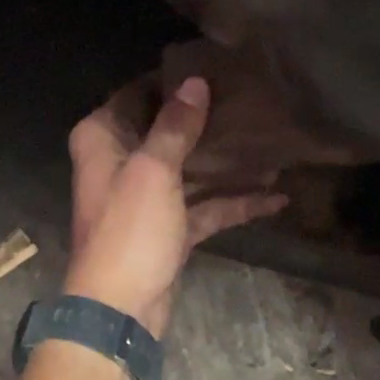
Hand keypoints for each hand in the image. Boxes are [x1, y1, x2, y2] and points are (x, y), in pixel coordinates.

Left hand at [64, 76, 288, 336]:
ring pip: (194, 174)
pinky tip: (274, 199)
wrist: (120, 308)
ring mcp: (149, 200)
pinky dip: (235, 205)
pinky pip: (206, 209)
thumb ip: (176, 127)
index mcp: (104, 138)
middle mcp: (123, 163)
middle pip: (172, 135)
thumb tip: (196, 83)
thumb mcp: (153, 170)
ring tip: (275, 154)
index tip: (218, 71)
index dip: (177, 84)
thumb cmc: (129, 232)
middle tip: (253, 108)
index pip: (141, 94)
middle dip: (212, 126)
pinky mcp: (171, 231)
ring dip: (232, 168)